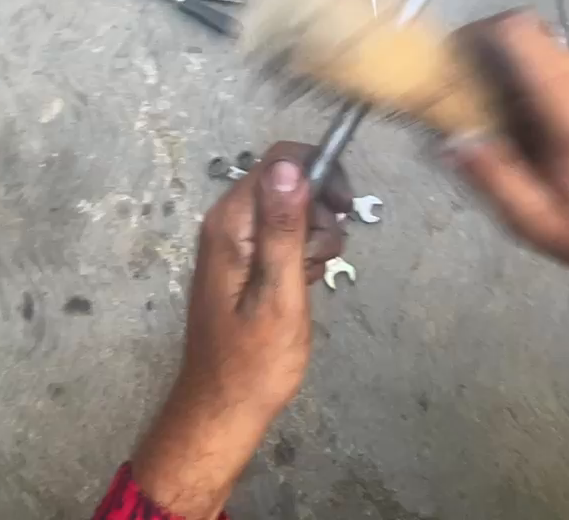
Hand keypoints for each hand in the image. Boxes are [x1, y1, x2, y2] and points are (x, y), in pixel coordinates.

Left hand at [131, 143, 316, 518]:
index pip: (279, 161)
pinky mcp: (245, 257)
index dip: (319, 173)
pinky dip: (302, 253)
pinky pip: (283, 234)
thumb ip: (283, 227)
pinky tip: (301, 284)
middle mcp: (228, 220)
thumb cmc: (254, 360)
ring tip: (309, 278)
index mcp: (231, 221)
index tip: (344, 208)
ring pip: (291, 208)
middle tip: (322, 257)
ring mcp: (235, 239)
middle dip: (319, 211)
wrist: (224, 408)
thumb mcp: (278, 292)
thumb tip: (289, 166)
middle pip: (287, 181)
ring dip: (314, 236)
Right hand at [445, 12, 568, 317]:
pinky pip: (560, 66)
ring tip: (496, 121)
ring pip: (540, 52)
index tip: (449, 60)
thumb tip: (447, 137)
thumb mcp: (534, 219)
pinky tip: (529, 127)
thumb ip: (489, 175)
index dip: (475, 33)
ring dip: (510, 75)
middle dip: (486, 61)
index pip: (517, 32)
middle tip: (463, 100)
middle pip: (524, 38)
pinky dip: (533, 83)